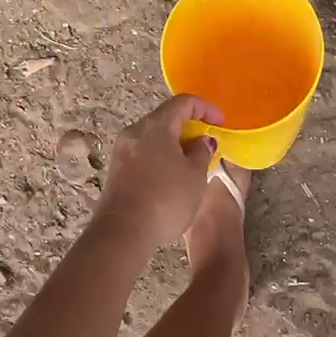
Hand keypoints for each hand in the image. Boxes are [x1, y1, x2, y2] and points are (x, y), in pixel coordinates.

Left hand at [95, 96, 223, 248]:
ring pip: (153, 137)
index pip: (183, 102)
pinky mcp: (115, 171)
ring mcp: (122, 150)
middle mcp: (135, 130)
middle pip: (166, 118)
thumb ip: (201, 152)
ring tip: (190, 164)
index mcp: (156, 125)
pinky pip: (143, 153)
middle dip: (189, 128)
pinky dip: (160, 158)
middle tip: (205, 145)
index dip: (205, 108)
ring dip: (174, 145)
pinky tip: (170, 179)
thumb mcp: (195, 176)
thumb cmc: (165, 200)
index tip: (220, 122)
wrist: (122, 234)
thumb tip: (201, 140)